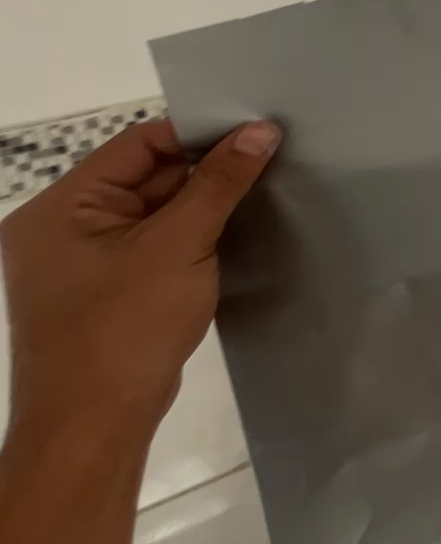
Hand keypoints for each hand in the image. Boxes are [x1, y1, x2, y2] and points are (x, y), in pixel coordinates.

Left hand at [2, 120, 279, 436]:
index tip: (261, 130)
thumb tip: (262, 129)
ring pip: (165, 203)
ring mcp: (91, 255)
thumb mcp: (180, 243)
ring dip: (213, 196)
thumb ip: (220, 182)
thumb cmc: (126, 322)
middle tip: (277, 154)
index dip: (200, 132)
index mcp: (60, 209)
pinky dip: (205, 224)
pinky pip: (166, 233)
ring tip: (270, 184)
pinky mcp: (118, 279)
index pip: (139, 144)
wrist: (99, 414)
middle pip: (153, 171)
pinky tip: (244, 223)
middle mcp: (67, 225)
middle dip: (213, 164)